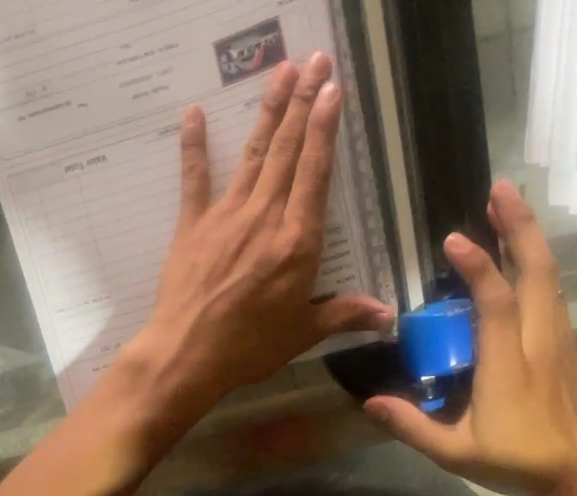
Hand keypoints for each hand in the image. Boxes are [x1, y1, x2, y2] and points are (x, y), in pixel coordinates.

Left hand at [120, 53, 391, 411]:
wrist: (187, 354)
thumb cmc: (249, 348)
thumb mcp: (302, 333)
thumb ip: (345, 315)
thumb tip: (389, 315)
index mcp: (298, 242)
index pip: (315, 174)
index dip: (325, 129)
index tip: (333, 91)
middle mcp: (265, 218)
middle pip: (288, 152)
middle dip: (303, 103)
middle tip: (315, 60)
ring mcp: (225, 217)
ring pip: (252, 155)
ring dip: (269, 112)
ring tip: (281, 72)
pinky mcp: (192, 226)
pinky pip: (194, 179)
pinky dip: (194, 146)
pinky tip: (193, 114)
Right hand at [363, 180, 576, 495]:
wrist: (575, 474)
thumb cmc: (513, 462)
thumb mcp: (454, 453)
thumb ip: (412, 427)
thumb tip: (369, 404)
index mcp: (509, 365)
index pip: (497, 303)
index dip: (478, 268)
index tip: (453, 239)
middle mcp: (540, 342)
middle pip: (538, 271)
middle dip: (520, 226)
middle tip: (500, 189)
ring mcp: (559, 341)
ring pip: (551, 276)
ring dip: (531, 238)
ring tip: (509, 208)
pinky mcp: (567, 346)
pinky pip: (554, 293)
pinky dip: (538, 264)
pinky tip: (524, 256)